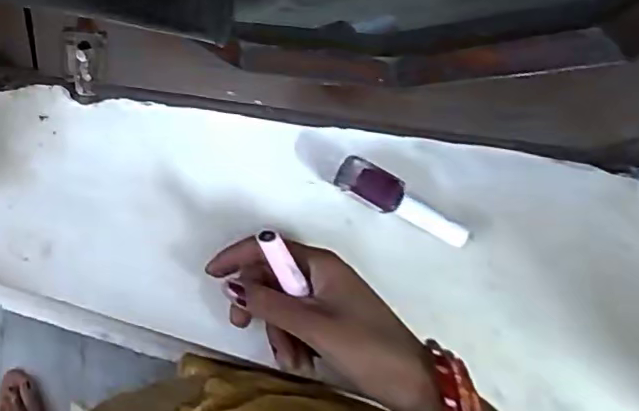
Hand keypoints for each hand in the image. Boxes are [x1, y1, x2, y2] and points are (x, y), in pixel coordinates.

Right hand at [206, 235, 437, 410]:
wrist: (424, 391)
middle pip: (272, 277)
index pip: (265, 247)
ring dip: (278, 329)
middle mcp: (322, 273)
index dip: (236, 257)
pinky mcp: (336, 319)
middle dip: (258, 304)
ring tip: (288, 358)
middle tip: (243, 323)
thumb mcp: (313, 326)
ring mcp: (330, 296)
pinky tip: (300, 359)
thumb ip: (269, 303)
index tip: (214, 274)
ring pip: (284, 302)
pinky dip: (293, 337)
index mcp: (318, 263)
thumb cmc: (370, 350)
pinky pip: (299, 318)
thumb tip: (232, 286)